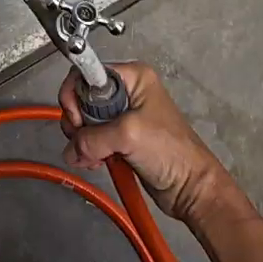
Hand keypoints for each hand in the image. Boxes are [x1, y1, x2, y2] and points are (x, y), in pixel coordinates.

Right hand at [58, 62, 231, 222]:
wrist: (191, 189)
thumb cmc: (170, 152)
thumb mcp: (128, 135)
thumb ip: (92, 138)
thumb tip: (70, 151)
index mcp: (133, 77)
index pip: (88, 72)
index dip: (76, 93)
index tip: (76, 118)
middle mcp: (126, 91)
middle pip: (82, 97)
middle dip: (78, 122)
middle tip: (84, 142)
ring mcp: (122, 115)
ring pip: (84, 120)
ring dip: (83, 141)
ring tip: (92, 157)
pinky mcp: (120, 137)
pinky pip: (92, 138)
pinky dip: (89, 150)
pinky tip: (96, 162)